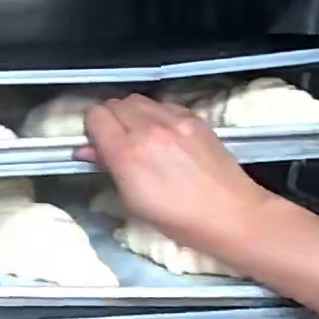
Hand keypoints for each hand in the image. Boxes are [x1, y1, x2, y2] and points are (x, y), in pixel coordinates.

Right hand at [77, 94, 277, 255]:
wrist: (230, 214)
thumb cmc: (176, 218)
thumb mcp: (131, 200)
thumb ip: (108, 167)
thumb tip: (88, 150)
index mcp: (128, 153)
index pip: (95, 116)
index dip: (91, 128)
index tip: (96, 142)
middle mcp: (148, 128)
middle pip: (114, 103)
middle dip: (109, 119)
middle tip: (115, 140)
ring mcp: (174, 119)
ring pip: (137, 99)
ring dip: (131, 113)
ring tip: (139, 135)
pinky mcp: (194, 117)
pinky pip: (162, 104)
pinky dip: (155, 114)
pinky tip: (164, 134)